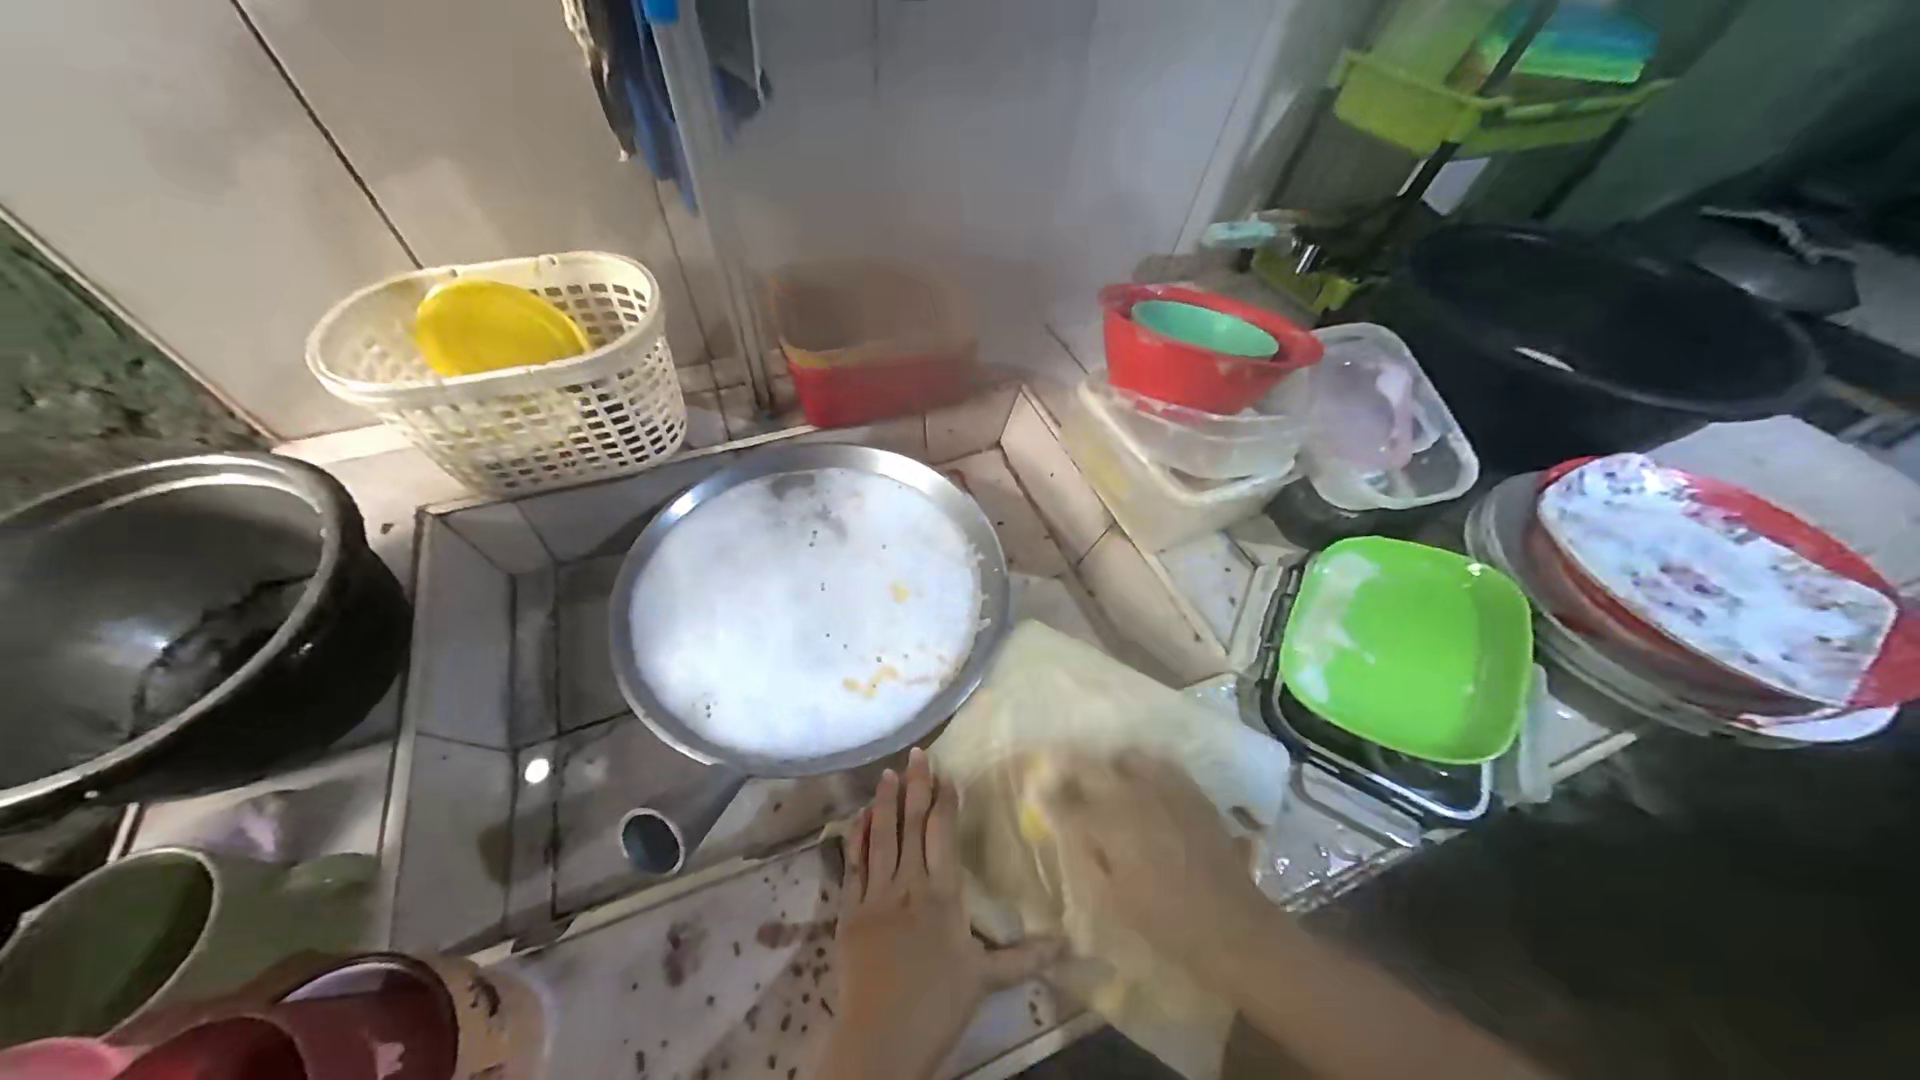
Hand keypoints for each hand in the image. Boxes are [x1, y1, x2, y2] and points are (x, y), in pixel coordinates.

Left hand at [819, 748, 1060, 1079]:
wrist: (881, 1039)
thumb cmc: (938, 1005)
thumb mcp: (985, 980)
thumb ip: (1024, 956)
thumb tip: (1068, 944)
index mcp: (942, 895)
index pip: (943, 835)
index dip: (945, 801)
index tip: (946, 774)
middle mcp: (908, 885)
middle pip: (912, 826)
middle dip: (916, 787)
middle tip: (917, 754)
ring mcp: (875, 895)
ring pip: (880, 838)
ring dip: (884, 803)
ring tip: (888, 774)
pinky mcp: (849, 911)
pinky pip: (853, 865)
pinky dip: (856, 838)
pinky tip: (859, 817)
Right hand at [1034, 751, 1267, 962]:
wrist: (1232, 925)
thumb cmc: (1165, 921)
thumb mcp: (1112, 897)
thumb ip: (1087, 854)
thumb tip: (1072, 830)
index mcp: (1107, 823)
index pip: (1064, 802)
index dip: (1046, 796)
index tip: (1035, 791)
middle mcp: (1132, 795)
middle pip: (1090, 767)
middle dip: (1070, 769)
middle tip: (1061, 774)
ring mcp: (1165, 788)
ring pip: (1127, 757)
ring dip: (1110, 765)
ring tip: (1106, 778)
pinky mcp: (1191, 791)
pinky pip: (1161, 766)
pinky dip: (1145, 770)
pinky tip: (1144, 784)